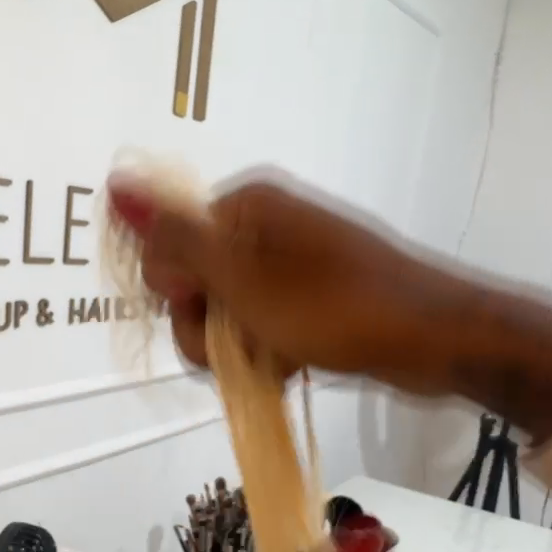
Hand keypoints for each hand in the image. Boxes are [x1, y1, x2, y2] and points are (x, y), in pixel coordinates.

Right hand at [108, 167, 551, 437]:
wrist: (435, 340)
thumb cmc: (337, 308)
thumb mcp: (244, 279)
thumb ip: (176, 239)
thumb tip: (116, 184)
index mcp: (243, 208)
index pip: (167, 250)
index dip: (178, 295)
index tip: (210, 315)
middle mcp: (260, 230)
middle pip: (193, 287)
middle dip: (208, 329)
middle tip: (248, 346)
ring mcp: (285, 268)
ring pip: (224, 318)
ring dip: (237, 349)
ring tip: (276, 361)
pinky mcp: (305, 302)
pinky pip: (258, 330)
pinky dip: (265, 354)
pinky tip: (290, 368)